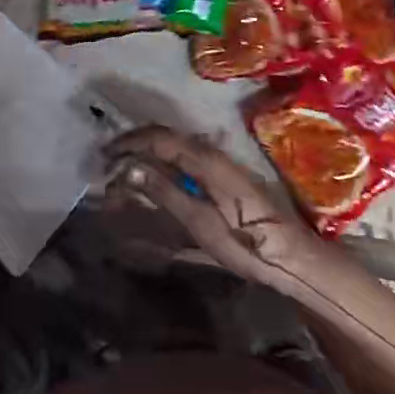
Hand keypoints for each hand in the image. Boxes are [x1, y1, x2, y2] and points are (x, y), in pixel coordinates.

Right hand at [107, 126, 322, 291]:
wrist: (289, 256)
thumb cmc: (244, 241)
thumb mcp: (200, 221)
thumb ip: (165, 191)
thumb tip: (130, 166)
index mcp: (204, 158)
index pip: (159, 137)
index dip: (130, 143)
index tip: (105, 156)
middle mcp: (210, 152)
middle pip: (165, 139)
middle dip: (135, 148)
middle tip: (109, 167)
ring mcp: (218, 163)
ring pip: (174, 150)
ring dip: (147, 158)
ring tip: (125, 178)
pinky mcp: (222, 177)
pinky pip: (184, 161)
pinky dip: (163, 167)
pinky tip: (153, 183)